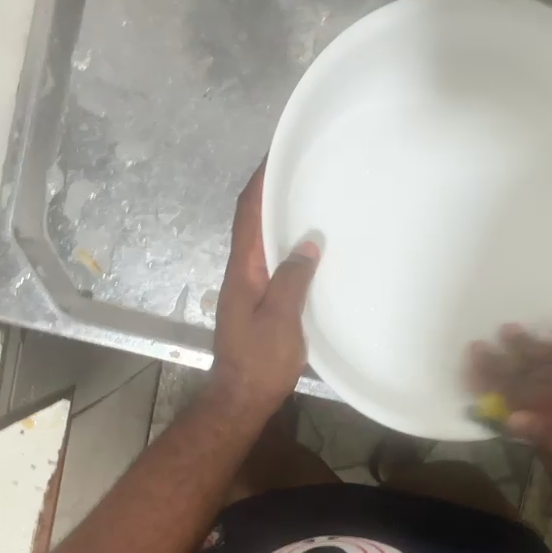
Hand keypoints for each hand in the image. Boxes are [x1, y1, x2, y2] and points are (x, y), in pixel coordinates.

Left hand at [209, 166, 320, 417]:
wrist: (240, 399)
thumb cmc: (260, 362)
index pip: (247, 213)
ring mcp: (248, 288)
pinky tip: (308, 249)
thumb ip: (293, 279)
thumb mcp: (281, 320)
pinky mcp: (259, 303)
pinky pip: (272, 262)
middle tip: (302, 170)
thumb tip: (308, 242)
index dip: (259, 181)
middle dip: (271, 192)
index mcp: (243, 269)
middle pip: (253, 222)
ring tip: (310, 200)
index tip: (277, 153)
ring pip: (262, 242)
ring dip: (280, 218)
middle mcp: (241, 272)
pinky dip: (286, 245)